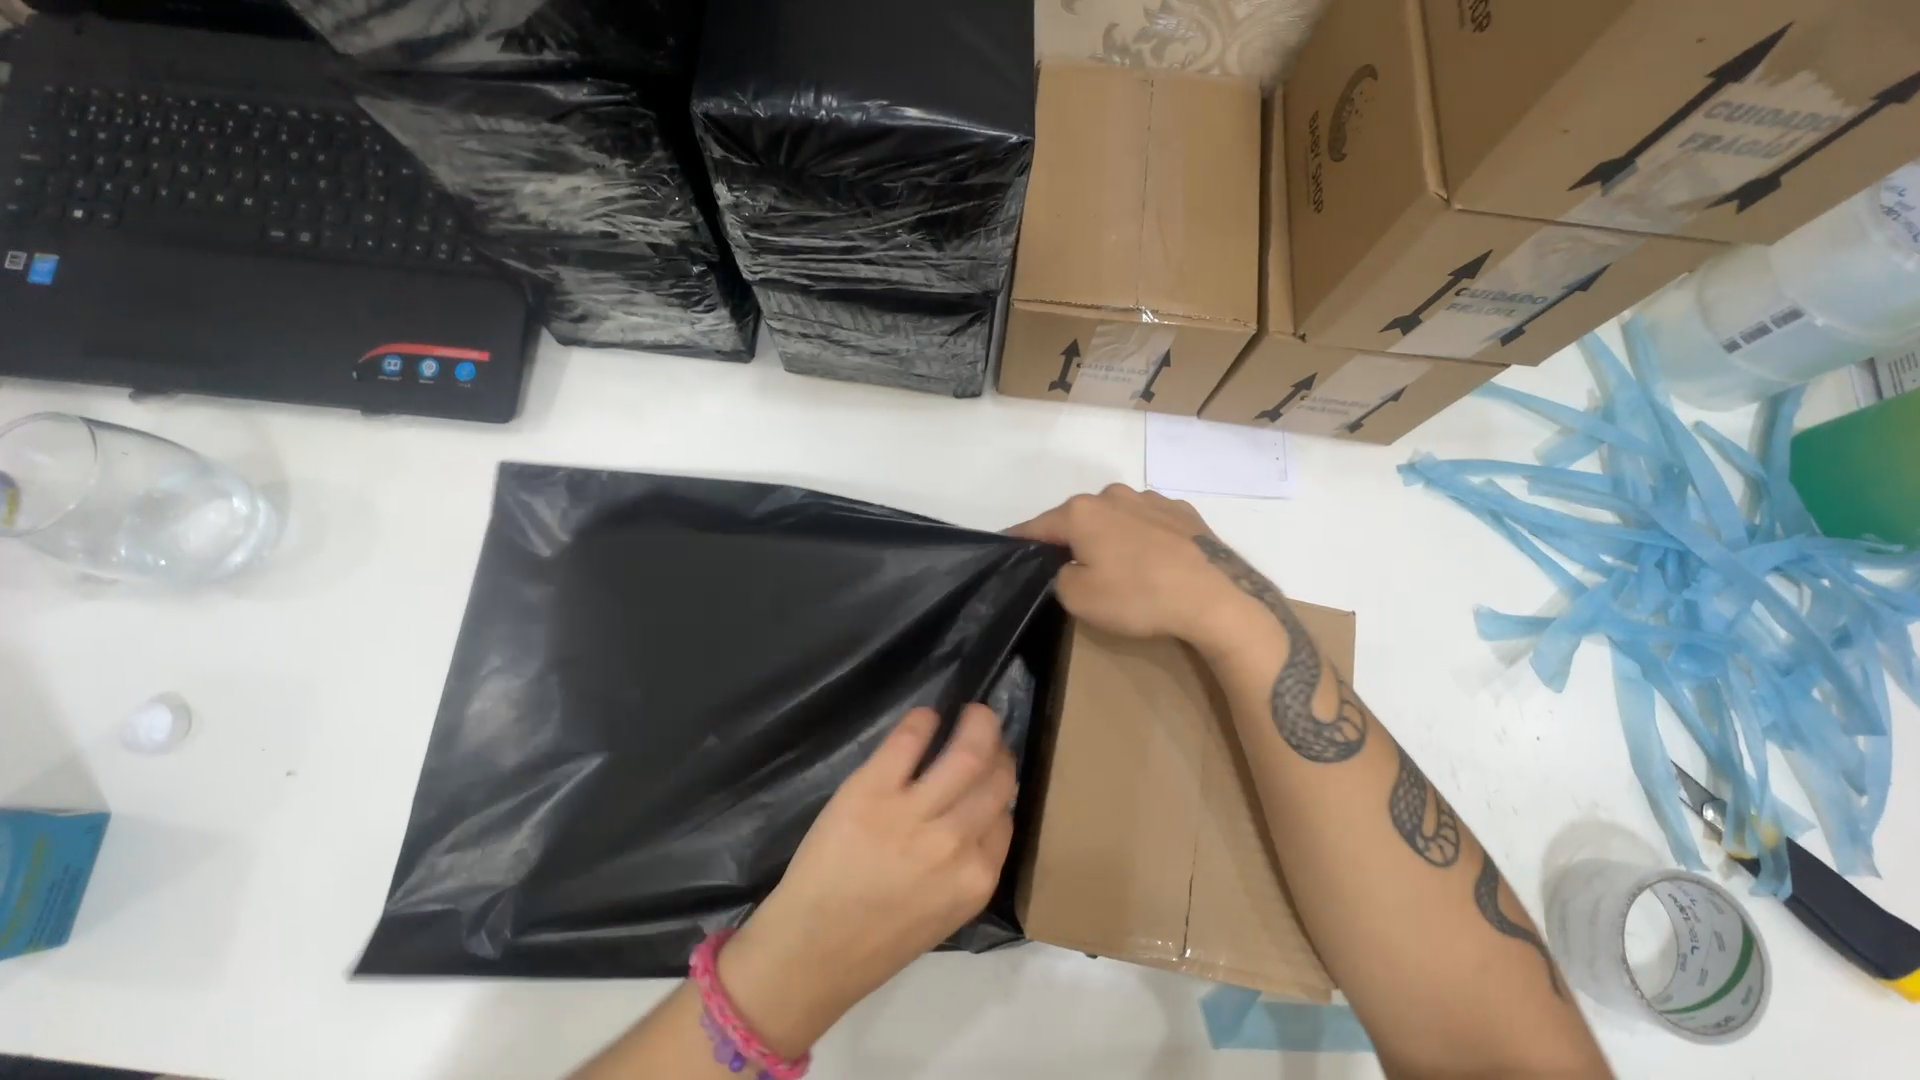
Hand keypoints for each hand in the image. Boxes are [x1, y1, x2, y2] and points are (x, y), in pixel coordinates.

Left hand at [719, 704, 1016, 1056]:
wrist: (813, 951)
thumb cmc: (877, 940)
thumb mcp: (946, 914)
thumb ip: (968, 866)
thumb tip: (978, 815)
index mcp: (977, 879)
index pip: (1007, 817)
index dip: (1002, 791)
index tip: (994, 774)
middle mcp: (954, 844)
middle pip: (996, 780)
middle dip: (999, 752)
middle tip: (988, 734)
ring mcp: (912, 815)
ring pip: (967, 754)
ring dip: (977, 724)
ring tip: (974, 713)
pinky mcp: (870, 791)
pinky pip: (907, 742)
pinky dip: (922, 722)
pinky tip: (926, 717)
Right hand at [1010, 485, 1258, 645]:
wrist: (1216, 597)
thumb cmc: (1139, 596)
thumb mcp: (1078, 598)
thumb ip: (1057, 576)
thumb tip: (1066, 565)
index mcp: (1080, 512)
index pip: (1035, 527)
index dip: (1018, 543)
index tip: (1009, 554)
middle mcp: (1112, 494)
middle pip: (1076, 519)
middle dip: (1069, 541)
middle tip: (1073, 574)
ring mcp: (1151, 499)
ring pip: (1114, 517)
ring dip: (1108, 538)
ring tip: (1120, 570)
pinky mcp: (1183, 511)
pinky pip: (1147, 523)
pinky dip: (1142, 538)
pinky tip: (1154, 563)